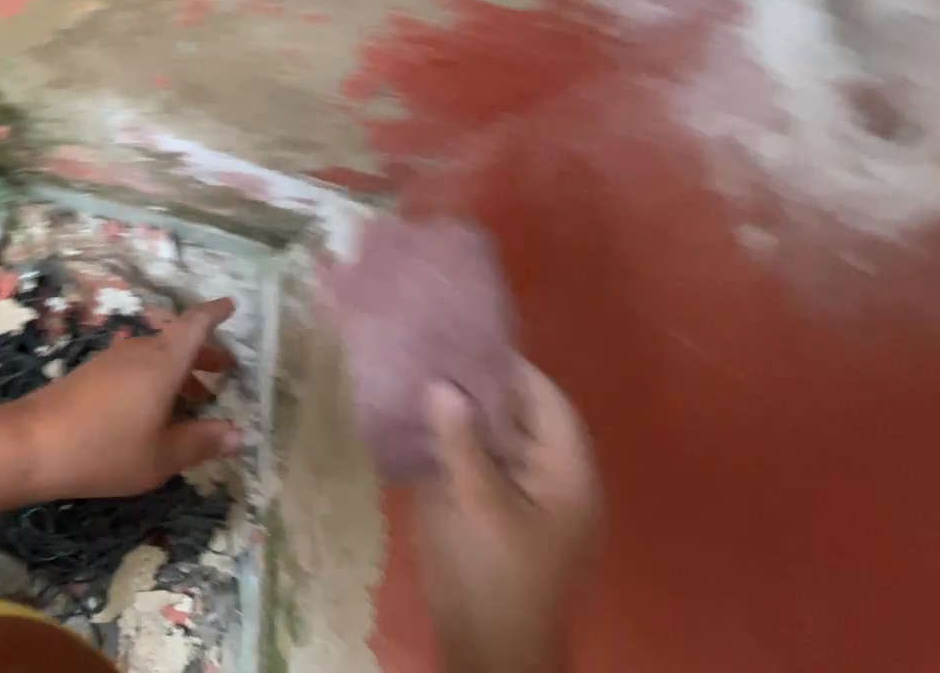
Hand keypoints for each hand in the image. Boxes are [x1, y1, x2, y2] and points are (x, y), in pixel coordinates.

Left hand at [9, 298, 243, 500]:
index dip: (214, 314)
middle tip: (226, 369)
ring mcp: (110, 361)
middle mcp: (137, 352)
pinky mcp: (91, 374)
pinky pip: (135, 366)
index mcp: (161, 363)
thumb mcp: (162, 456)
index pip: (194, 326)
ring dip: (179, 369)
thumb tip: (239, 433)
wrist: (32, 442)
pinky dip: (156, 378)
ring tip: (198, 396)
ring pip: (154, 355)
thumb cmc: (105, 449)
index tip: (231, 305)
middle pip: (176, 341)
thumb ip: (202, 442)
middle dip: (203, 353)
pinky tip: (156, 408)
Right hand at [415, 362, 600, 672]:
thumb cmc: (494, 574)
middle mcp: (547, 476)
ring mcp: (516, 490)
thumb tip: (441, 384)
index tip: (467, 335)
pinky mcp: (487, 503)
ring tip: (416, 368)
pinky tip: (411, 413)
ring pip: (492, 433)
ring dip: (459, 405)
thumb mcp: (478, 506)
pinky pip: (471, 454)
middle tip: (433, 345)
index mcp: (566, 477)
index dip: (513, 369)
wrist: (485, 641)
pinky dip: (447, 432)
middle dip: (480, 382)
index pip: (548, 404)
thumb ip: (461, 443)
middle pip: (520, 415)